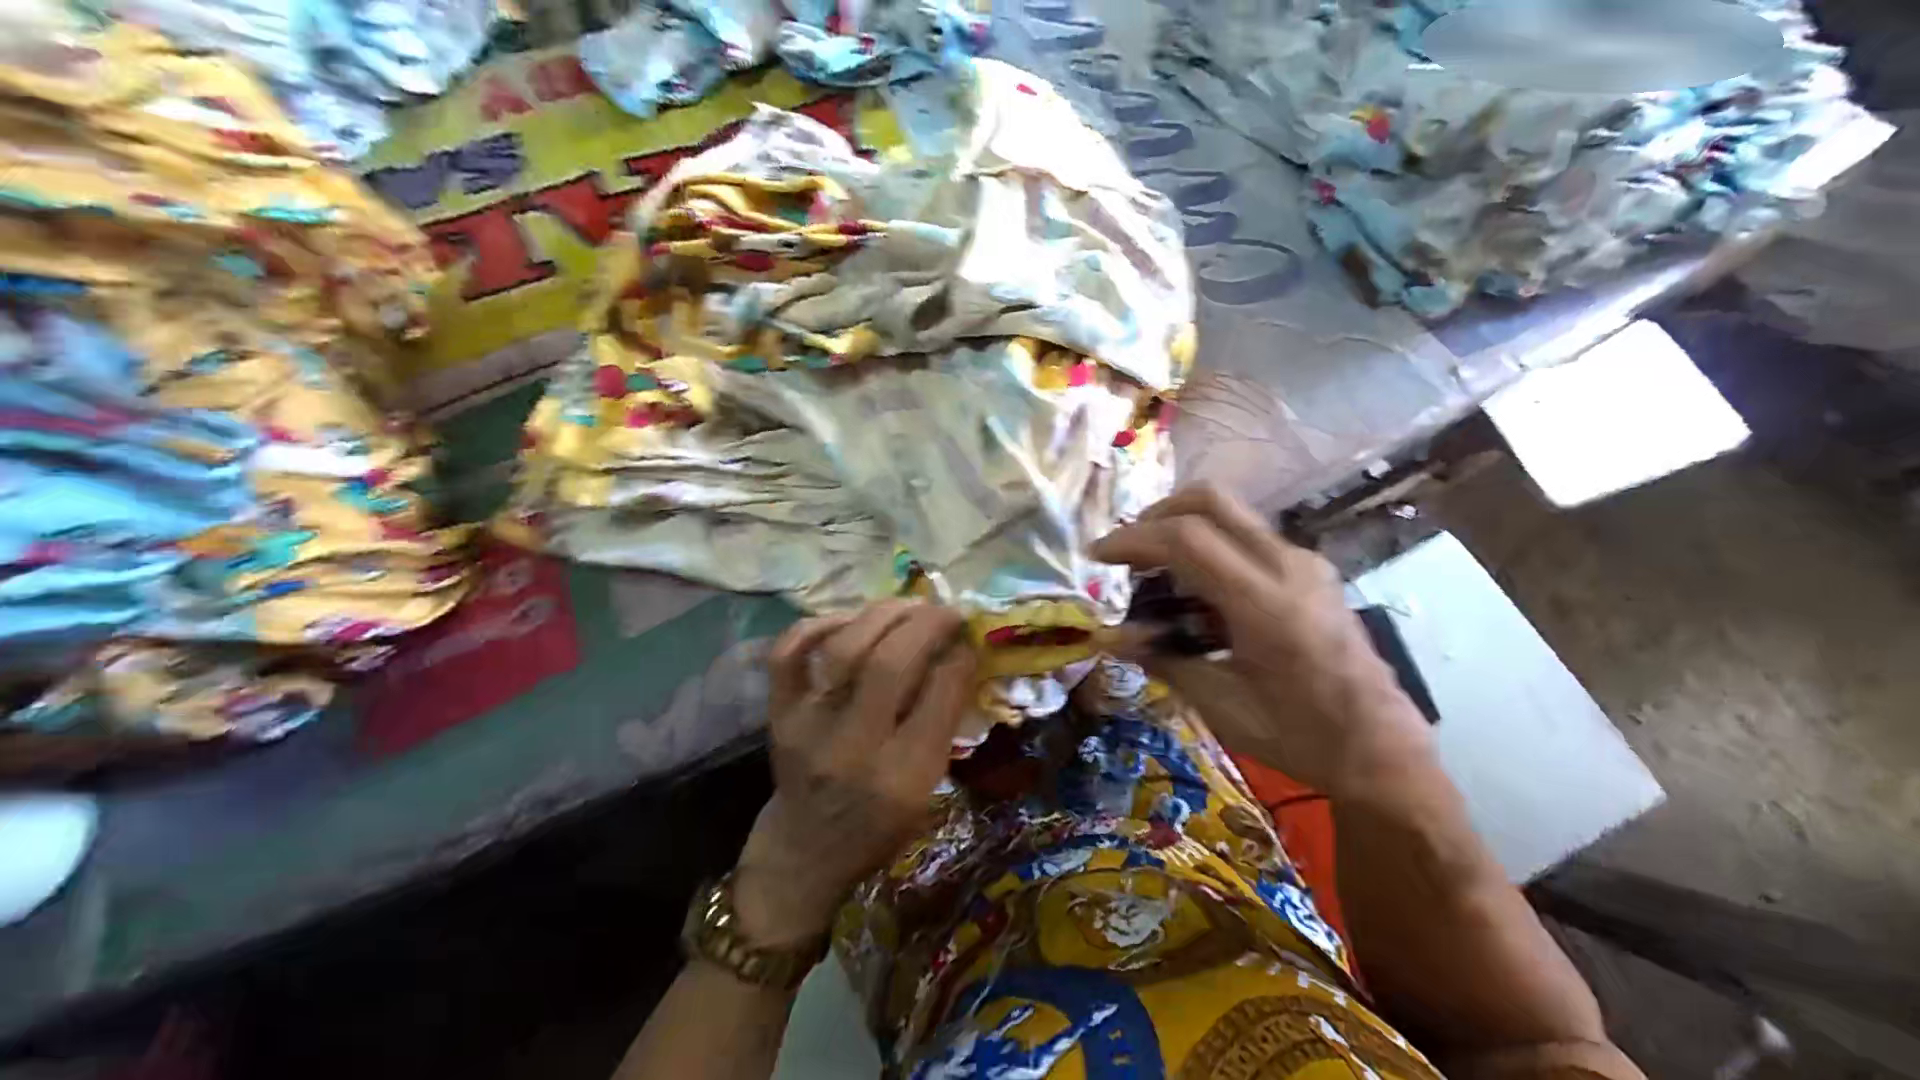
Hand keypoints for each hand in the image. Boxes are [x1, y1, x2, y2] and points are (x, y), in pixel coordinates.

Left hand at [732, 600, 977, 947]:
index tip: (969, 639)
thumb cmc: (879, 823)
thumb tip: (958, 652)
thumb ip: (943, 723)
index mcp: (902, 778)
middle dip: (926, 625)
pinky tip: (851, 619)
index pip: (937, 699)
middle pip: (889, 665)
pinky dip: (819, 625)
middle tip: (947, 611)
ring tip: (911, 606)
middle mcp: (852, 749)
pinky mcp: (777, 713)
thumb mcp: (927, 788)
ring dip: (884, 615)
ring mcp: (807, 726)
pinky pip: (788, 653)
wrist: (807, 849)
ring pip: (844, 649)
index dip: (959, 658)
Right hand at [1092, 485, 1433, 795]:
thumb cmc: (1298, 735)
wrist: (1380, 749)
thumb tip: (1105, 637)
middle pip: (1209, 501)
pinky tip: (1196, 590)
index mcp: (1265, 603)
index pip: (1186, 539)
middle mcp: (1288, 566)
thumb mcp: (1220, 704)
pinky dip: (1209, 544)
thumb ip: (1162, 659)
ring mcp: (1305, 562)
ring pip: (1230, 512)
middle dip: (1155, 515)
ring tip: (1154, 572)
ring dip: (1182, 527)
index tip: (1097, 556)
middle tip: (1127, 551)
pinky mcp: (1311, 569)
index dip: (1132, 540)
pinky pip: (1247, 535)